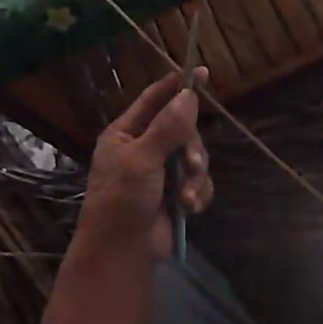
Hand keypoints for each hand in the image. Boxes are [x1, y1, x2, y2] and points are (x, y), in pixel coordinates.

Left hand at [77, 69, 213, 258]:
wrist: (122, 251)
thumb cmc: (121, 200)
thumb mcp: (142, 159)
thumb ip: (168, 128)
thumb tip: (189, 96)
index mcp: (126, 134)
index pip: (154, 100)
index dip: (176, 86)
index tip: (200, 72)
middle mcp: (145, 149)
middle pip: (183, 131)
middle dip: (192, 149)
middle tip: (192, 162)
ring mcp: (162, 174)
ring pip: (195, 159)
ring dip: (196, 178)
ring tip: (185, 196)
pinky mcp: (176, 196)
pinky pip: (199, 184)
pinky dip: (198, 195)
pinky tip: (189, 208)